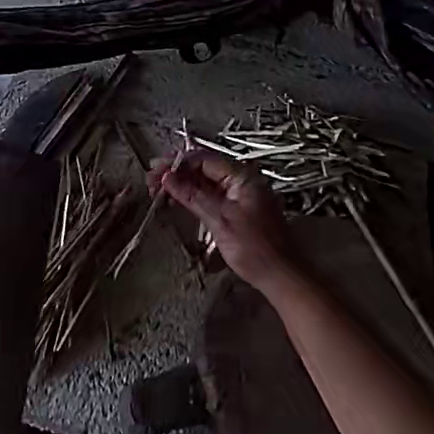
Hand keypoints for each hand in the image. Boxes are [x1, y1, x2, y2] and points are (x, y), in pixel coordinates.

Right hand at [148, 148, 297, 291]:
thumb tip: (169, 178)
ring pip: (206, 182)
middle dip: (177, 172)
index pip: (204, 159)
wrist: (280, 274)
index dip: (178, 163)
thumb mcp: (219, 220)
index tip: (157, 171)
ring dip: (183, 185)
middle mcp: (243, 180)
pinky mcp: (239, 209)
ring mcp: (241, 194)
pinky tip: (178, 201)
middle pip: (204, 168)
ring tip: (159, 190)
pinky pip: (213, 196)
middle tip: (152, 180)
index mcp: (242, 176)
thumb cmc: (255, 249)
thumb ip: (192, 196)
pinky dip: (194, 197)